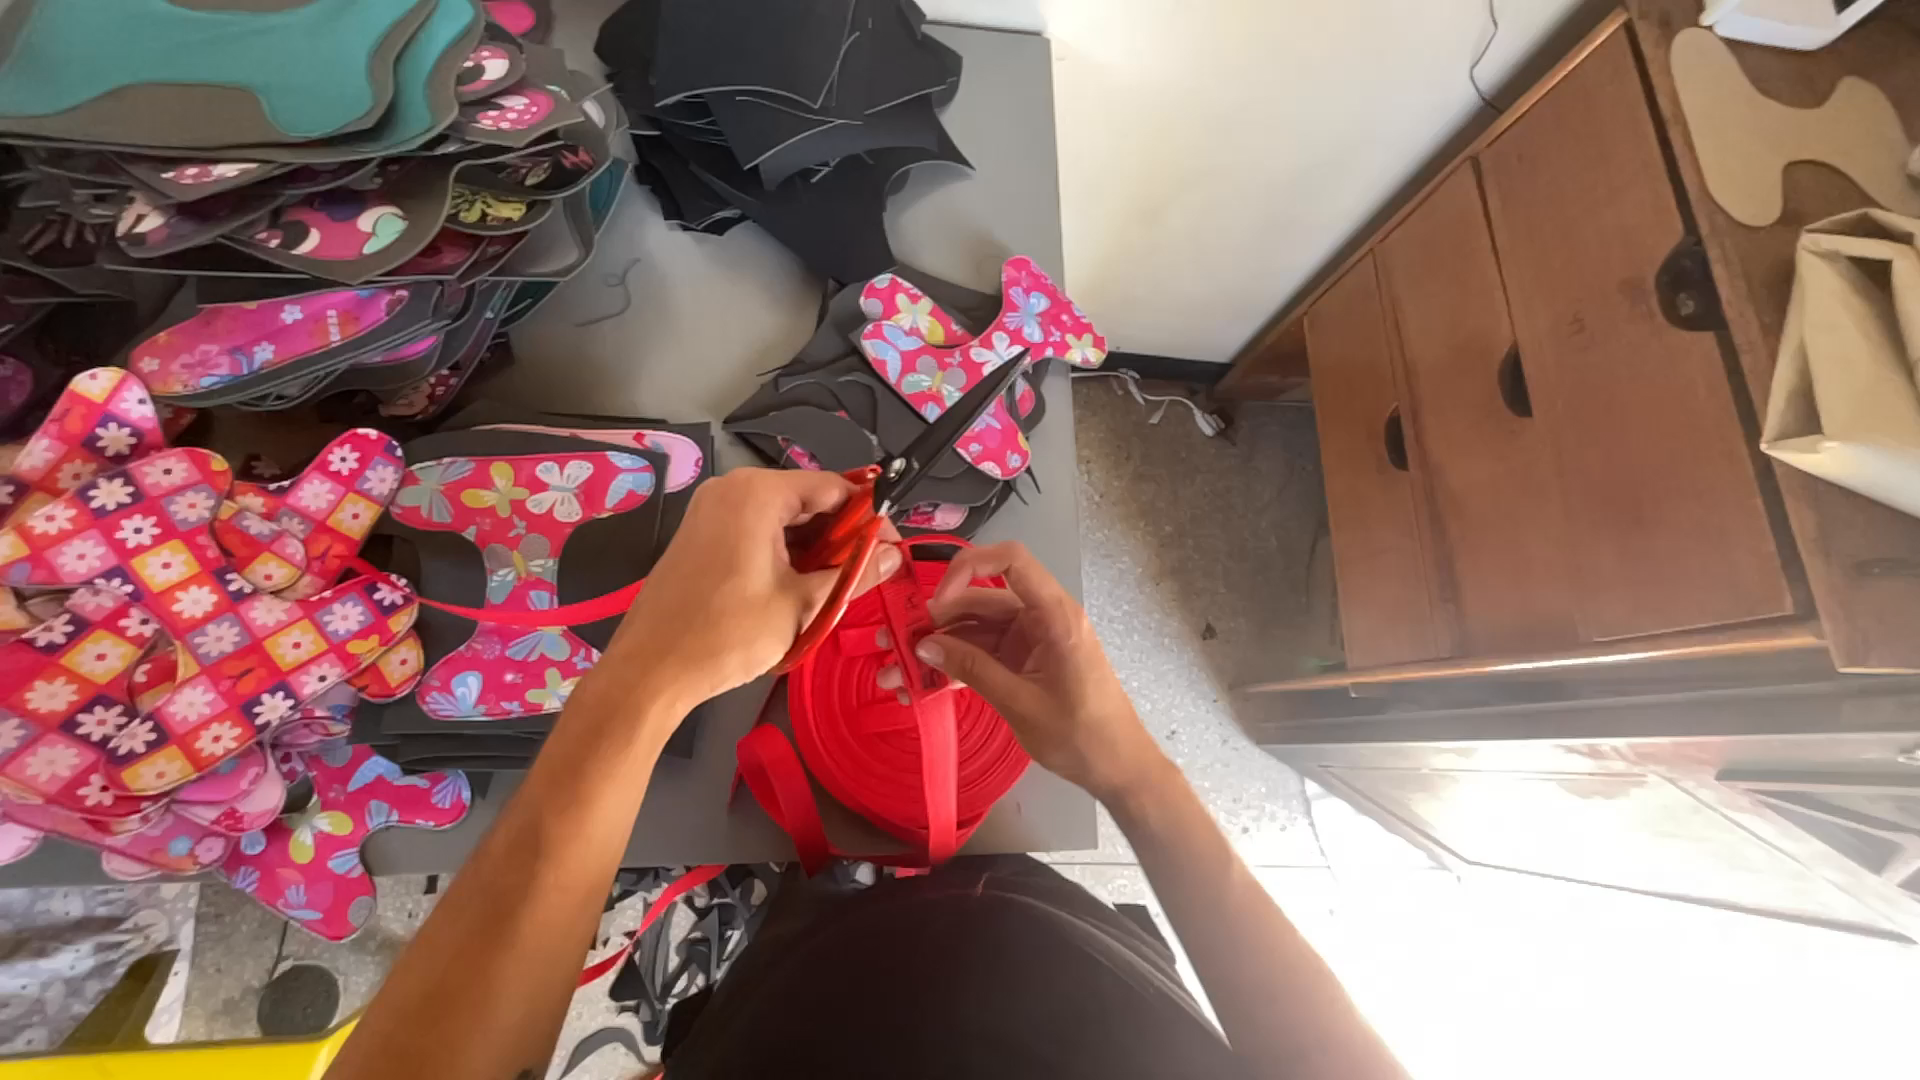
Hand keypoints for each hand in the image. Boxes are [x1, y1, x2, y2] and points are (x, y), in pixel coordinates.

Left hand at [601, 468, 899, 715]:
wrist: (649, 673)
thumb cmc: (728, 633)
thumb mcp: (802, 604)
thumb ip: (853, 574)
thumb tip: (894, 556)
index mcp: (758, 492)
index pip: (833, 487)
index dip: (869, 516)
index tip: (891, 547)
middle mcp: (732, 489)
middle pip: (807, 500)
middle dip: (841, 535)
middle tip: (868, 573)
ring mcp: (712, 511)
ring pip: (783, 519)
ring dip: (814, 549)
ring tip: (837, 587)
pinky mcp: (702, 536)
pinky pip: (757, 532)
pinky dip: (784, 554)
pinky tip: (800, 588)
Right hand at [914, 542, 1168, 803]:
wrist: (1118, 768)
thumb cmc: (1081, 735)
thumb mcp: (1021, 703)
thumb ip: (972, 670)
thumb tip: (924, 646)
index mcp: (1054, 615)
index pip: (1010, 561)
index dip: (968, 568)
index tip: (936, 603)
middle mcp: (1042, 617)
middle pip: (982, 600)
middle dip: (938, 620)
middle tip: (896, 643)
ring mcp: (1033, 640)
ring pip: (977, 629)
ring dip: (941, 647)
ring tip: (899, 673)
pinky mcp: (1026, 662)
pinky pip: (985, 653)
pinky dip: (957, 665)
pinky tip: (924, 684)